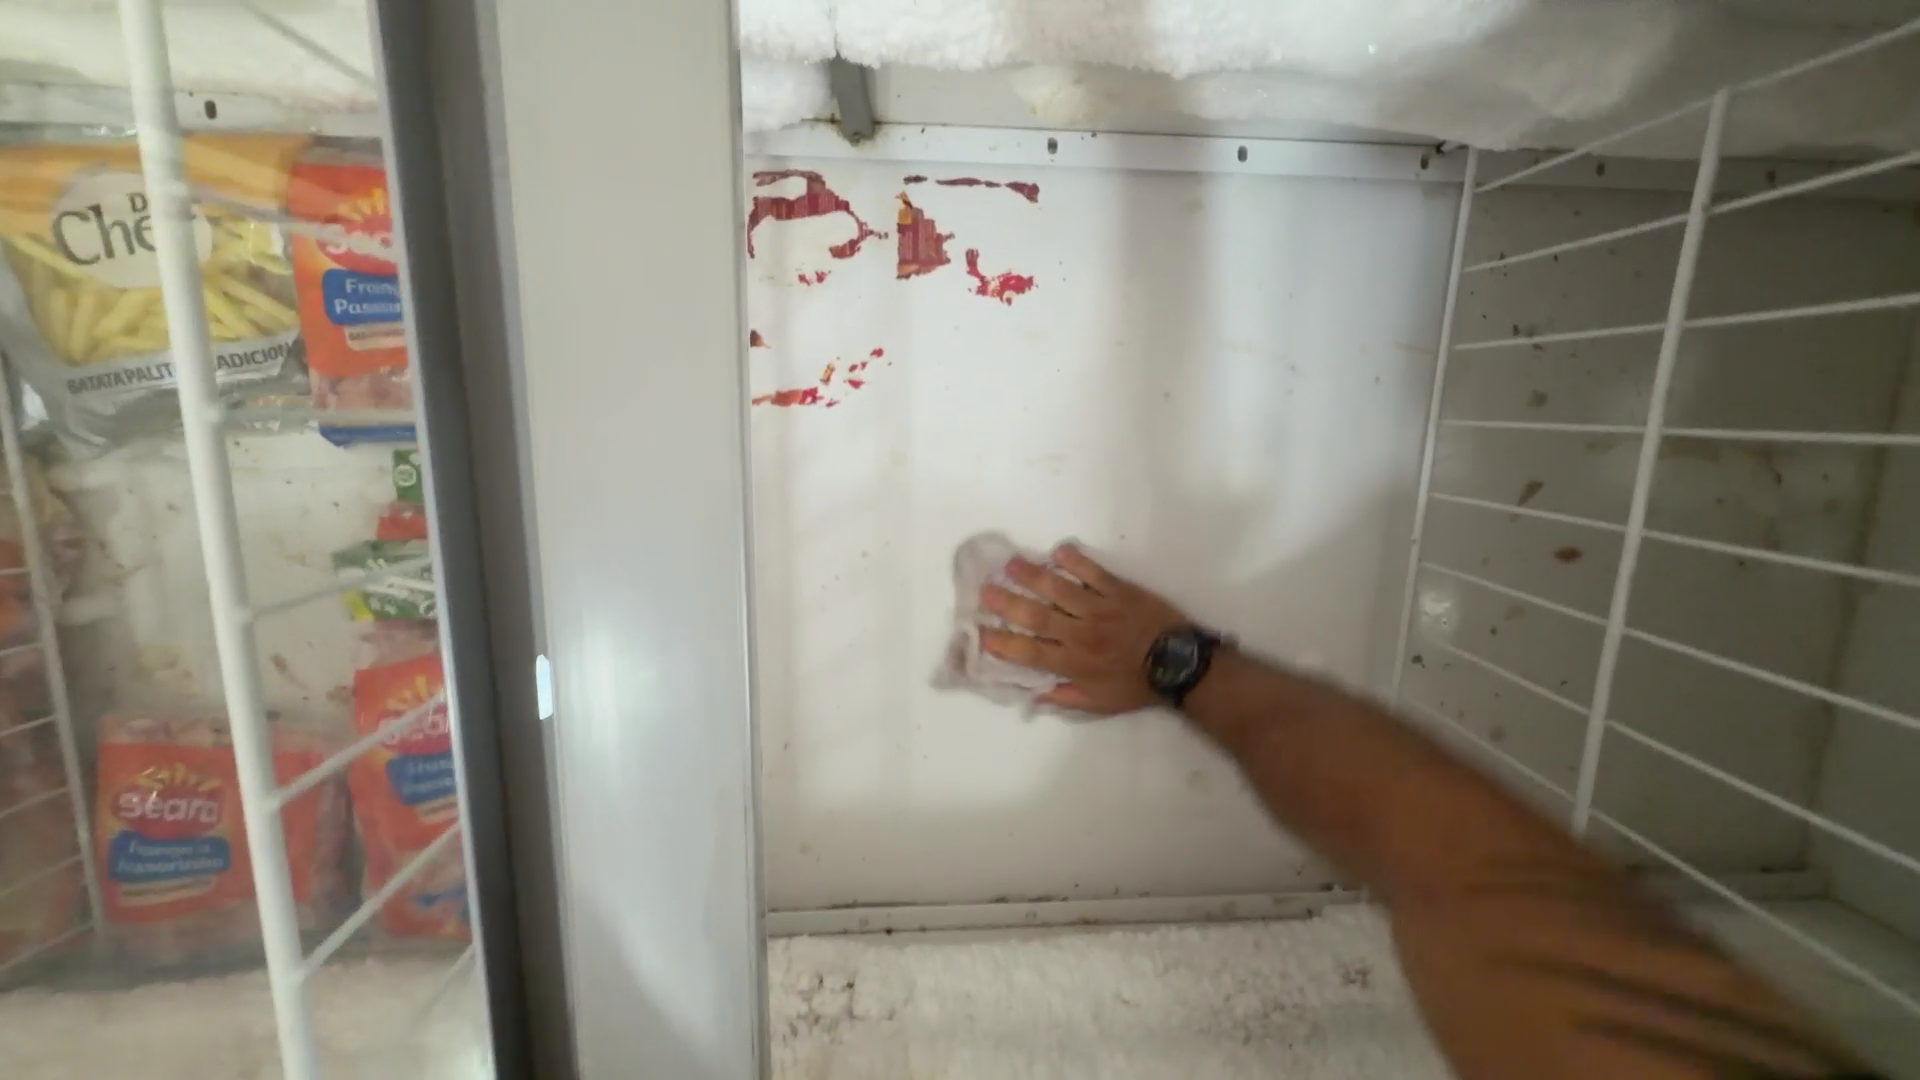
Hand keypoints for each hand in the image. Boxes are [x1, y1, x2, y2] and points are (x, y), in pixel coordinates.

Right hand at [979, 545, 1191, 713]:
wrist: (1180, 665)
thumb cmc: (1137, 685)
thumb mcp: (1100, 704)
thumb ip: (1065, 698)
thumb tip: (1034, 695)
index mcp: (1075, 663)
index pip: (1031, 652)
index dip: (1005, 644)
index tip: (982, 634)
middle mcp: (1081, 634)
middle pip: (1037, 617)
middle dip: (1008, 604)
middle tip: (985, 591)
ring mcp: (1100, 609)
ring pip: (1060, 590)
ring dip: (1033, 576)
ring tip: (1010, 564)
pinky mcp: (1119, 590)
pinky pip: (1094, 572)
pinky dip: (1076, 561)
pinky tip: (1058, 550)